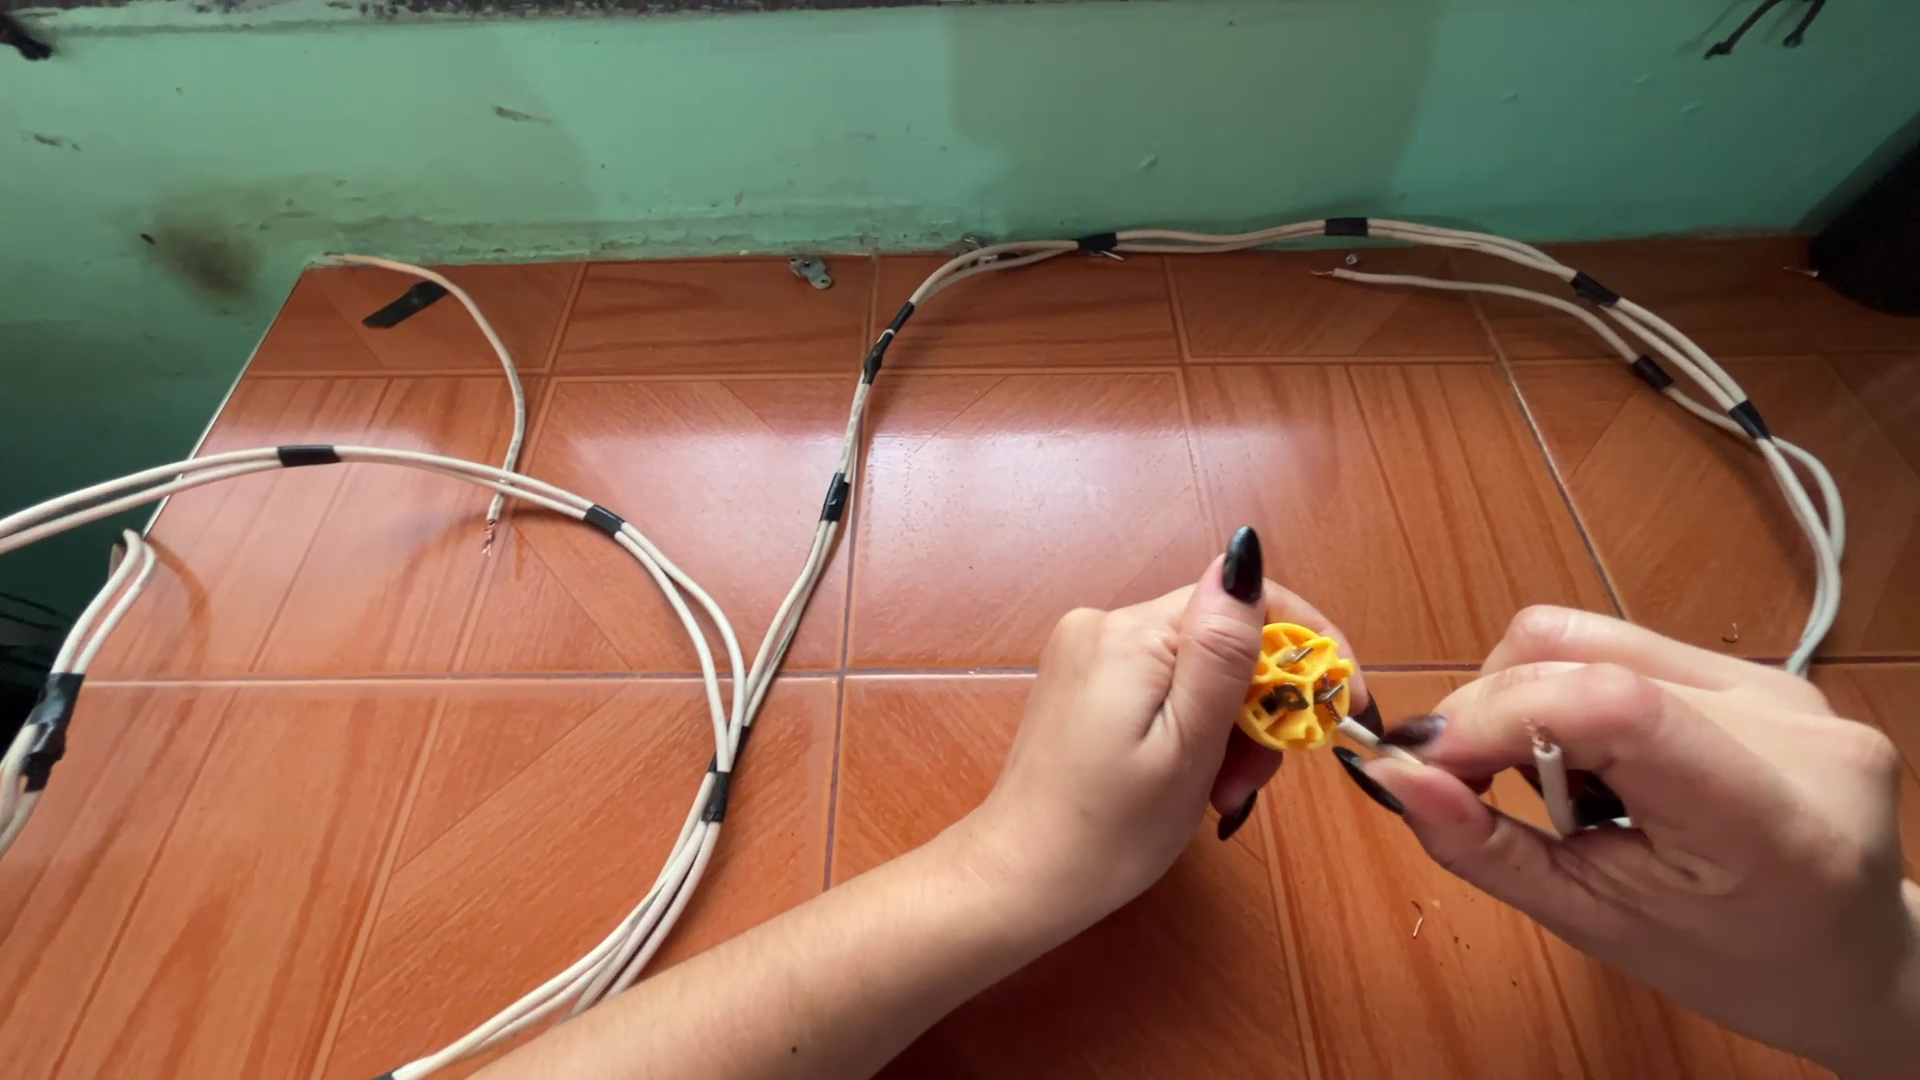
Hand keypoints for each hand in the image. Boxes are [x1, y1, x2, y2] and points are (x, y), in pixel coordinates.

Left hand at [956, 527, 1369, 933]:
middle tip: (1252, 779)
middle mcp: (1102, 624)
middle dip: (1257, 704)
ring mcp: (1085, 650)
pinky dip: (1188, 721)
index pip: (1241, 599)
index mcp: (1130, 633)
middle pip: (1217, 638)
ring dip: (1225, 723)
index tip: (1341, 706)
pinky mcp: (1079, 677)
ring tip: (1219, 790)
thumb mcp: (1187, 744)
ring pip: (1193, 665)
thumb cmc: (1112, 828)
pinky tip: (1186, 771)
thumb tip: (1240, 556)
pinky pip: (1158, 680)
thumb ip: (1220, 651)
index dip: (1304, 645)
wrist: (1024, 873)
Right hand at [1360, 606, 1919, 1076]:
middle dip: (1481, 710)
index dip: (1491, 714)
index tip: (1428, 760)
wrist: (1859, 958)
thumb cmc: (1727, 961)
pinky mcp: (1742, 666)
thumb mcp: (1587, 921)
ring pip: (1566, 634)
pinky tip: (1578, 749)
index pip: (1609, 705)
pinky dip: (1545, 688)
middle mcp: (1783, 724)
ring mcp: (1769, 683)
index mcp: (1769, 819)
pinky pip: (1594, 640)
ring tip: (1537, 770)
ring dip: (1510, 694)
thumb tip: (1388, 771)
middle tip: (1467, 778)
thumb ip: (1479, 844)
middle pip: (1564, 653)